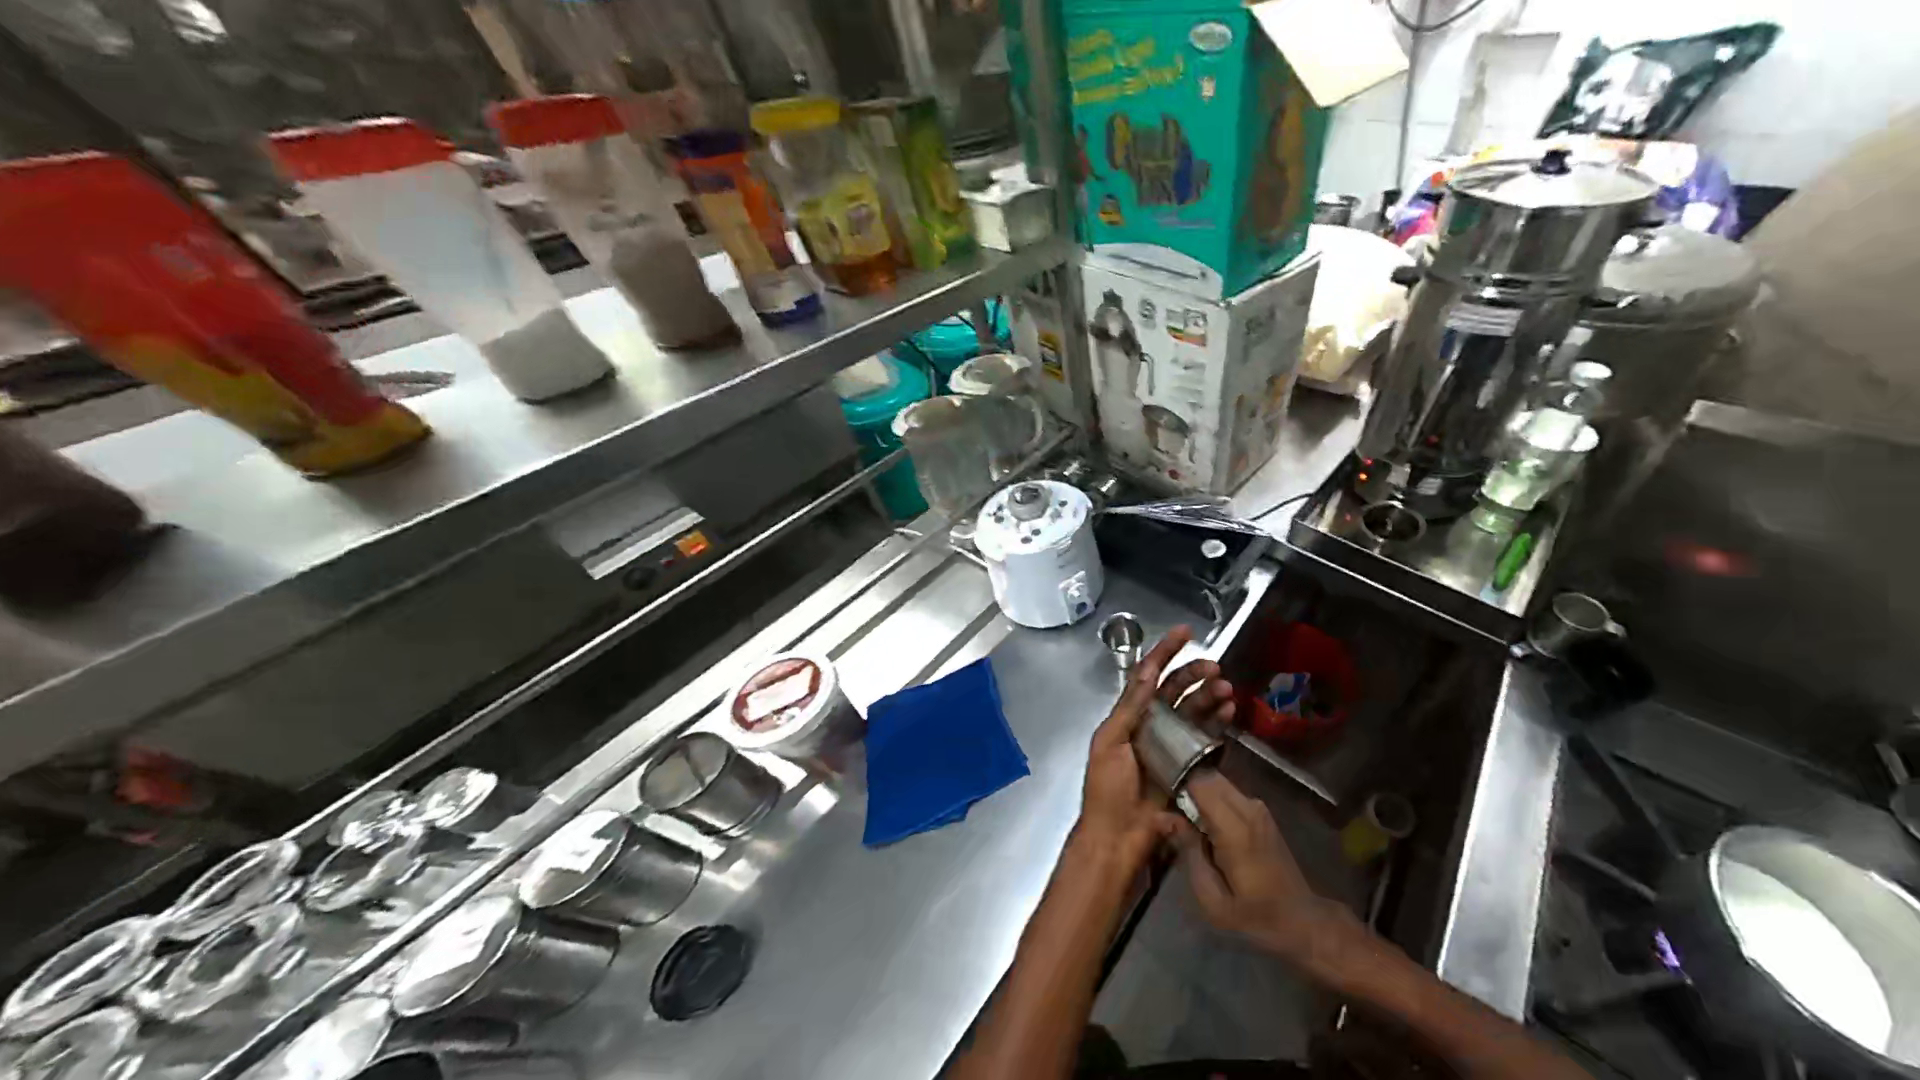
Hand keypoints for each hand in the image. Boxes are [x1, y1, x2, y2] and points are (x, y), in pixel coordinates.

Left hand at [1076, 625, 1235, 869]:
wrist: (1119, 839)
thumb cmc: (1108, 789)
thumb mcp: (1110, 743)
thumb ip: (1129, 707)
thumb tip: (1146, 671)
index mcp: (1128, 718)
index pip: (1147, 677)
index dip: (1164, 652)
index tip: (1185, 632)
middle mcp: (1150, 726)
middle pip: (1175, 691)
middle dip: (1194, 675)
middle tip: (1215, 668)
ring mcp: (1171, 746)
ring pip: (1193, 711)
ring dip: (1209, 697)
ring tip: (1226, 690)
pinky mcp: (1189, 766)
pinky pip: (1206, 738)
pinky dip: (1218, 722)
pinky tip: (1229, 711)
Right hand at [1177, 771, 1363, 974]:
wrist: (1302, 921)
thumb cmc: (1254, 915)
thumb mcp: (1212, 898)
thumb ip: (1187, 851)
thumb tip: (1160, 817)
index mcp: (1235, 829)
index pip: (1199, 783)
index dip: (1175, 780)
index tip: (1157, 791)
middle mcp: (1249, 810)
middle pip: (1208, 776)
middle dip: (1185, 784)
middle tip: (1167, 805)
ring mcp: (1258, 809)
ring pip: (1218, 782)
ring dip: (1198, 791)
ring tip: (1182, 814)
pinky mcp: (1262, 813)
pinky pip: (1229, 792)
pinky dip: (1211, 798)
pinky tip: (1204, 821)